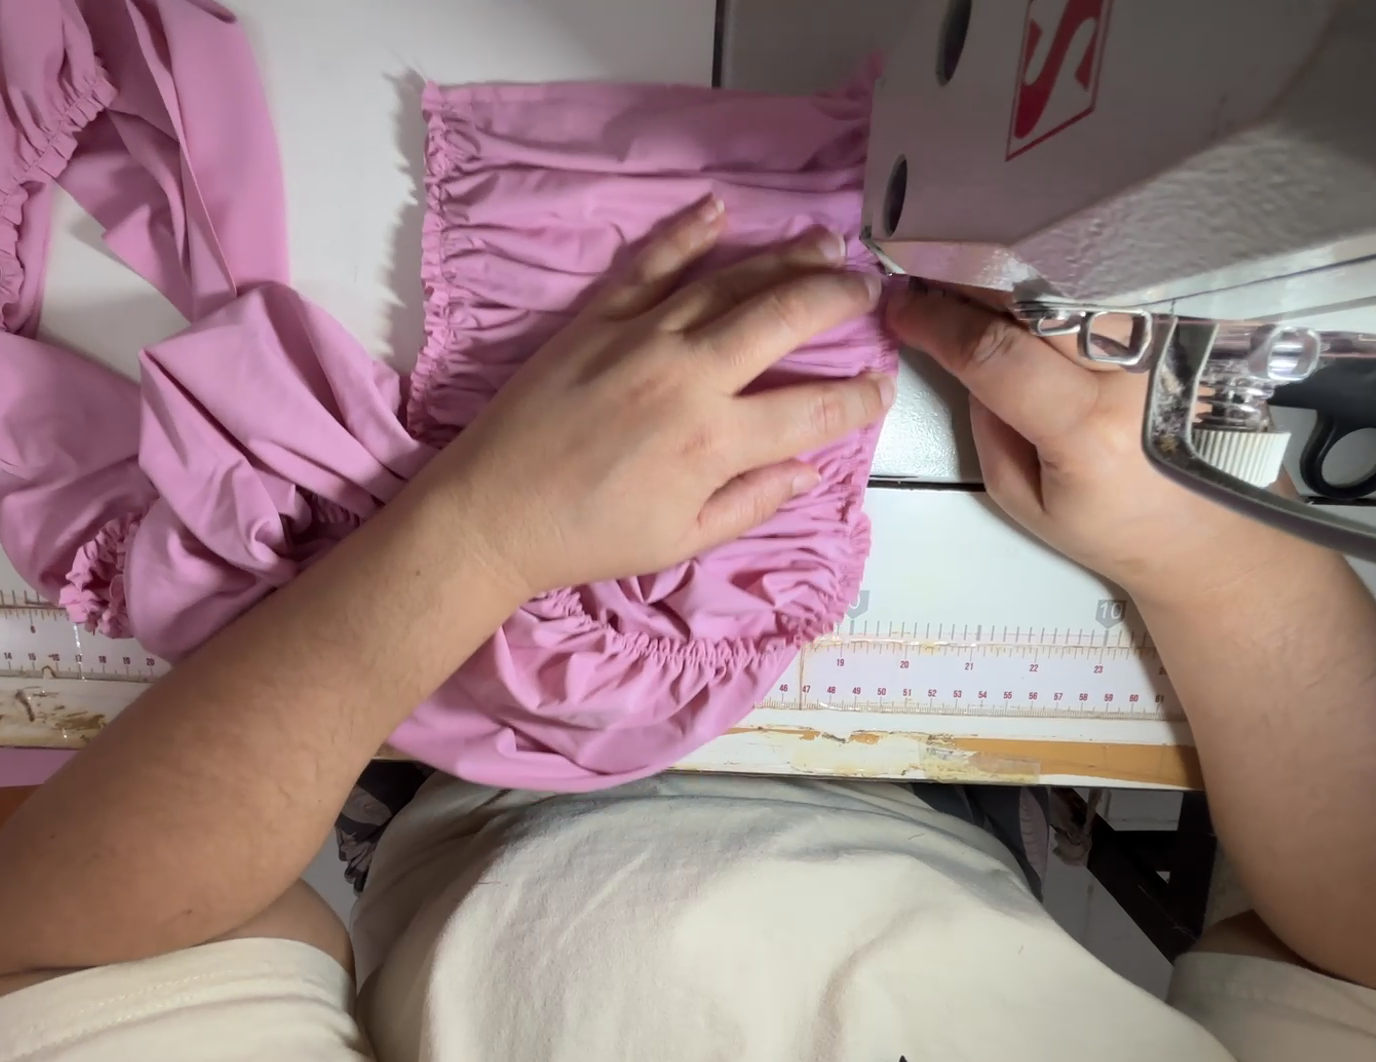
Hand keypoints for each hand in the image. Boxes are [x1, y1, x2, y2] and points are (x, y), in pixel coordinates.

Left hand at [412, 195, 891, 597]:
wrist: (493, 512)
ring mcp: (640, 336)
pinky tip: (720, 208)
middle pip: (784, 318)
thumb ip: (751, 501)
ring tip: (827, 241)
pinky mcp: (596, 319)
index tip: (882, 387)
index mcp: (714, 442)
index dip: (858, 399)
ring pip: (731, 280)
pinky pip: (650, 263)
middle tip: (869, 289)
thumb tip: (809, 471)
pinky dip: (686, 232)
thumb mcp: (680, 541)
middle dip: (839, 297)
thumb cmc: (588, 538)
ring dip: (786, 256)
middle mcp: (689, 375)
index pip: (812, 410)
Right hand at [886, 288, 1331, 609]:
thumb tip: (967, 362)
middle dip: (969, 282)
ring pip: (1073, 285)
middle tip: (923, 277)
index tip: (899, 306)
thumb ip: (989, 426)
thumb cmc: (1109, 529)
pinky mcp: (1185, 334)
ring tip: (964, 282)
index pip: (996, 353)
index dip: (938, 323)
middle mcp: (1134, 373)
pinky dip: (1053, 288)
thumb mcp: (1023, 498)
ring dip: (1008, 280)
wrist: (1210, 533)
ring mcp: (1168, 345)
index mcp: (1087, 428)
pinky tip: (1020, 294)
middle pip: (1036, 300)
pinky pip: (1106, 294)